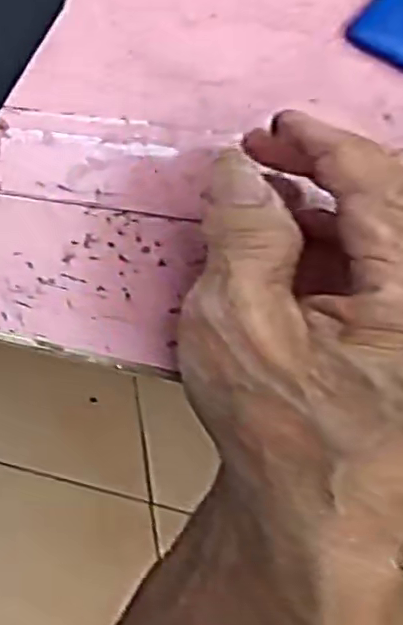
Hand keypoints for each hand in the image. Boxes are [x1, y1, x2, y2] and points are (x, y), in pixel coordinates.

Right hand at [181, 111, 402, 624]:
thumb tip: (240, 172)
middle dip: (331, 168)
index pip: (388, 192)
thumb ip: (243, 238)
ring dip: (323, 204)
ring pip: (388, 237)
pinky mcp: (401, 336)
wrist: (323, 500)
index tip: (278, 123)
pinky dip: (325, 240)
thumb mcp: (238, 319)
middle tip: (261, 148)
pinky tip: (279, 237)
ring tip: (259, 190)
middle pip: (399, 208)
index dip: (332, 147)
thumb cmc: (281, 415)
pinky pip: (375, 267)